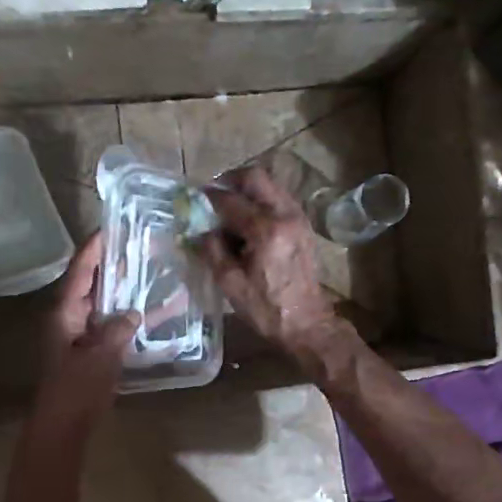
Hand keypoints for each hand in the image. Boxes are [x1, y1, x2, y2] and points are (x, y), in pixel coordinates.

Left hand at [35, 233, 139, 429]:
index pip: (80, 270)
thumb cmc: (76, 389)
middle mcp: (71, 318)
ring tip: (153, 272)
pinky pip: (114, 327)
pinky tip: (158, 315)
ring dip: (127, 291)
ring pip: (107, 304)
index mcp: (64, 312)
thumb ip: (117, 329)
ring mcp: (82, 335)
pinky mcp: (93, 352)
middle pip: (94, 283)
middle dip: (115, 265)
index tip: (112, 226)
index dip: (94, 247)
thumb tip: (133, 313)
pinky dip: (133, 320)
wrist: (64, 426)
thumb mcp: (100, 355)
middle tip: (141, 246)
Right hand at [201, 167, 354, 365]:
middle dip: (230, 180)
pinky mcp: (304, 226)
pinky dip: (261, 200)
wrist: (307, 324)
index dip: (209, 197)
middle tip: (213, 194)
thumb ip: (212, 251)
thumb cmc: (266, 309)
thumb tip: (200, 231)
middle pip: (256, 177)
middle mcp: (285, 215)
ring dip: (247, 190)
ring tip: (228, 208)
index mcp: (265, 230)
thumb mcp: (230, 283)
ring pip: (270, 185)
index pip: (230, 201)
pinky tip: (248, 221)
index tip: (193, 199)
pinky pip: (279, 199)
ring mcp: (299, 218)